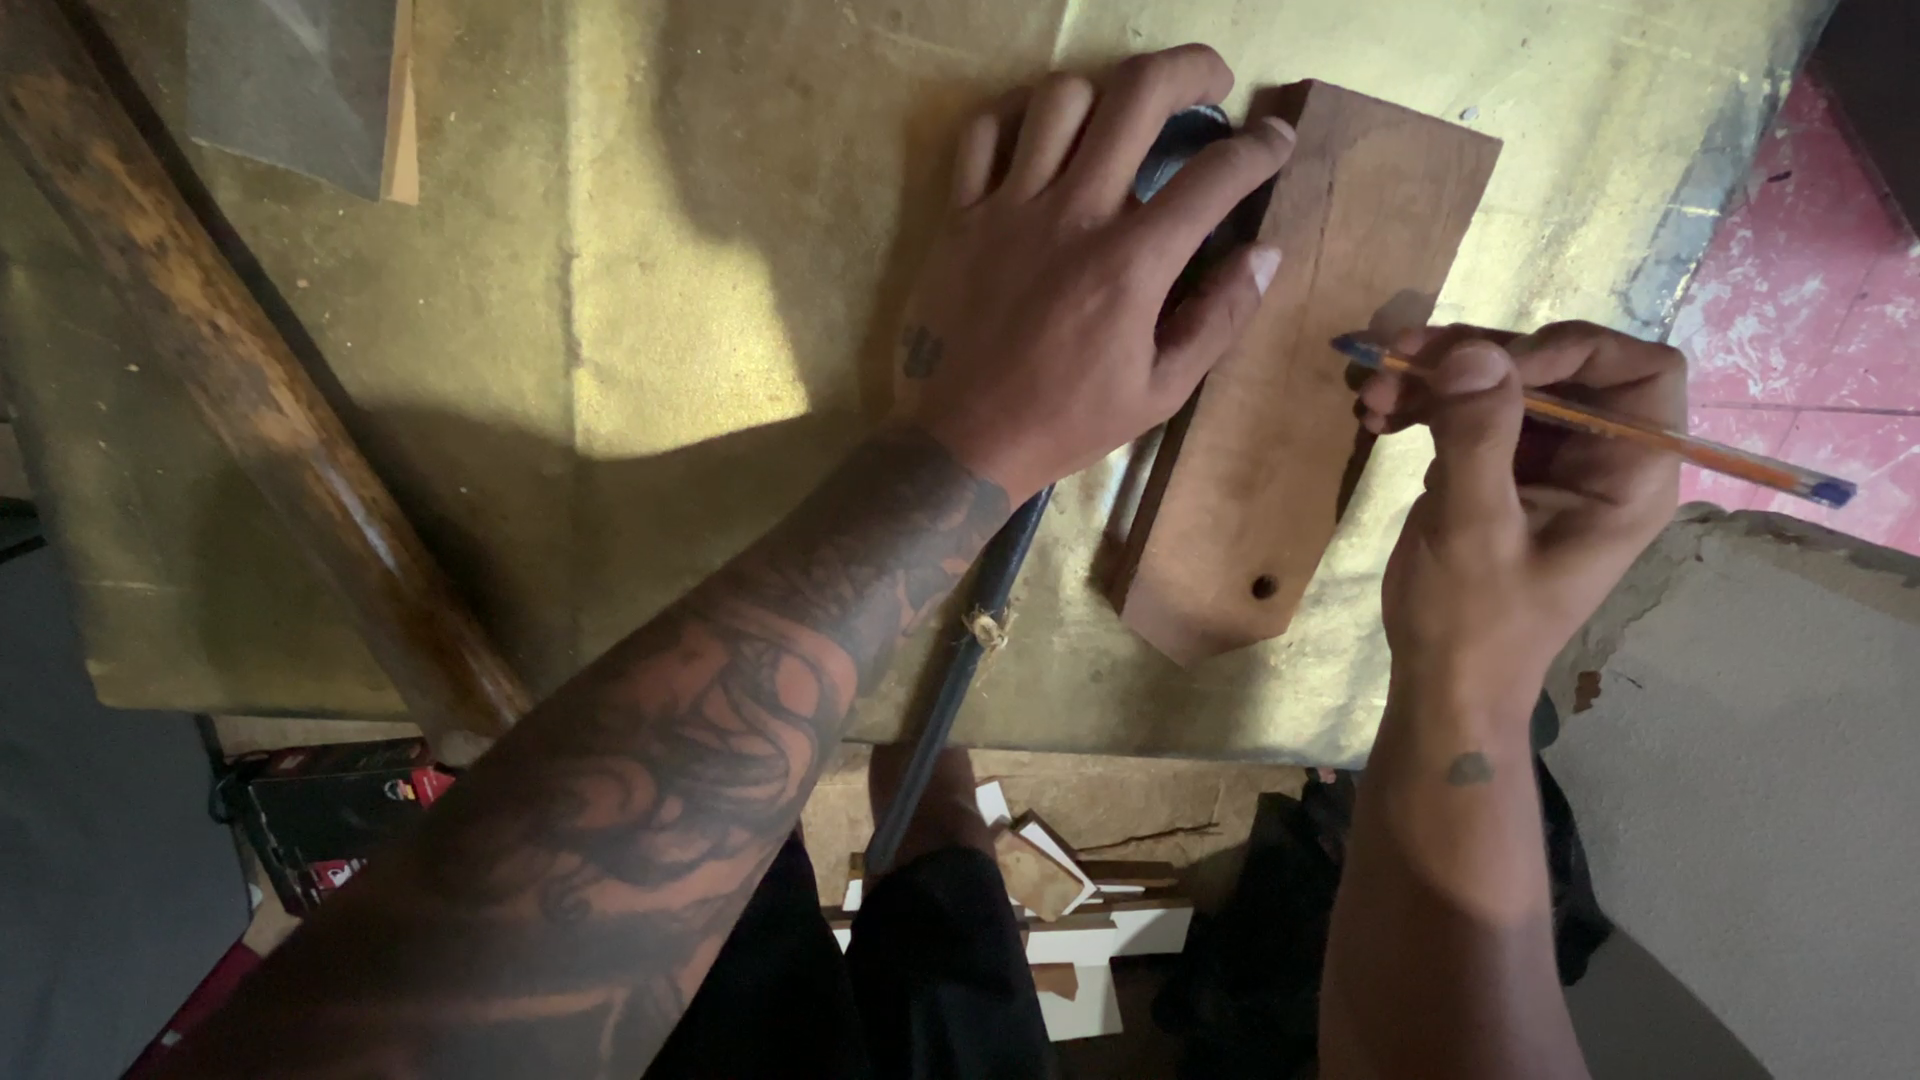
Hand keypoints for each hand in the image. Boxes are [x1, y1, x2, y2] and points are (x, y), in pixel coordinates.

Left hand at [892, 45, 1294, 502]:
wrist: (964, 442)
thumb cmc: (1065, 425)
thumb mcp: (1159, 393)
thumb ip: (1218, 320)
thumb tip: (1264, 254)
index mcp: (1131, 264)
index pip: (1215, 174)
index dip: (1261, 146)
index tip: (1273, 141)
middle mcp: (1072, 217)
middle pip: (1138, 93)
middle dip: (1192, 68)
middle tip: (1209, 83)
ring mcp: (1008, 211)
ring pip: (1060, 99)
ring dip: (1103, 94)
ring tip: (1117, 119)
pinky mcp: (958, 220)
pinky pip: (981, 134)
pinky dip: (1014, 118)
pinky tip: (1036, 138)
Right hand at [1357, 322, 1685, 712]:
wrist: (1440, 675)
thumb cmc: (1474, 618)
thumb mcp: (1474, 528)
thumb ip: (1478, 438)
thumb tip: (1470, 351)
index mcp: (1626, 474)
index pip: (1636, 371)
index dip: (1568, 351)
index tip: (1484, 367)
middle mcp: (1590, 458)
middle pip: (1552, 369)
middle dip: (1474, 358)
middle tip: (1399, 358)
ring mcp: (1536, 464)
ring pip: (1496, 386)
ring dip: (1431, 379)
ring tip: (1370, 393)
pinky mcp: (1489, 473)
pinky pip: (1460, 416)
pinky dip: (1418, 407)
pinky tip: (1375, 418)